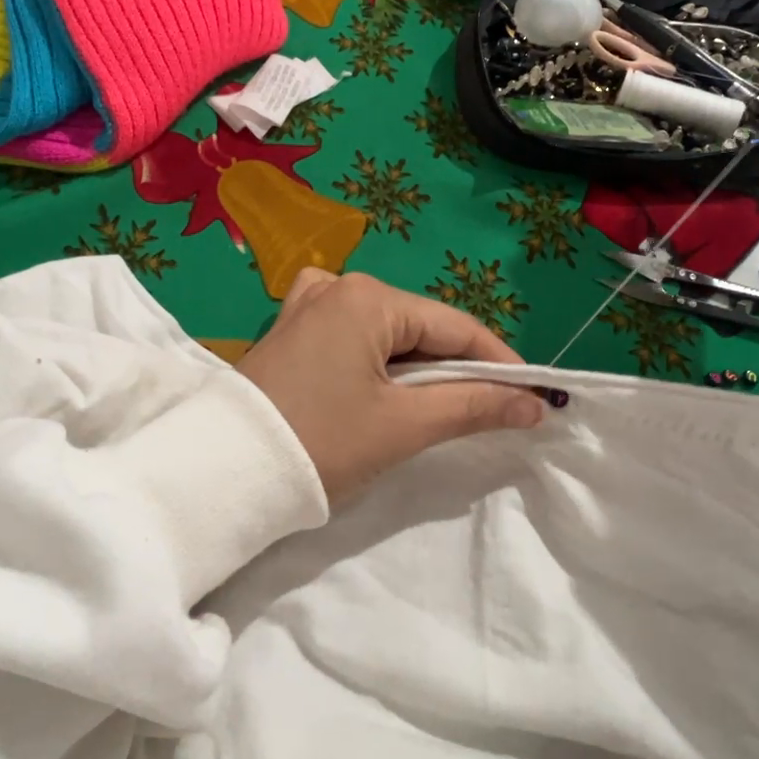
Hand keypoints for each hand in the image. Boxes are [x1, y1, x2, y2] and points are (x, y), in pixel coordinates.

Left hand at [236, 268, 545, 505]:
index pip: (455, 326)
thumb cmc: (320, 442)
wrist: (225, 471)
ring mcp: (308, 304)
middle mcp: (338, 286)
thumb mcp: (403, 425)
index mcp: (368, 297)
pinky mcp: (290, 330)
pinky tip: (377, 381)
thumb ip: (472, 406)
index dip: (498, 363)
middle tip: (487, 412)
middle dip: (455, 368)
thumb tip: (533, 404)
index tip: (533, 397)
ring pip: (387, 332)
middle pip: (420, 327)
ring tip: (434, 408)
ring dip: (416, 368)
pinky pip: (350, 333)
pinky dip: (375, 358)